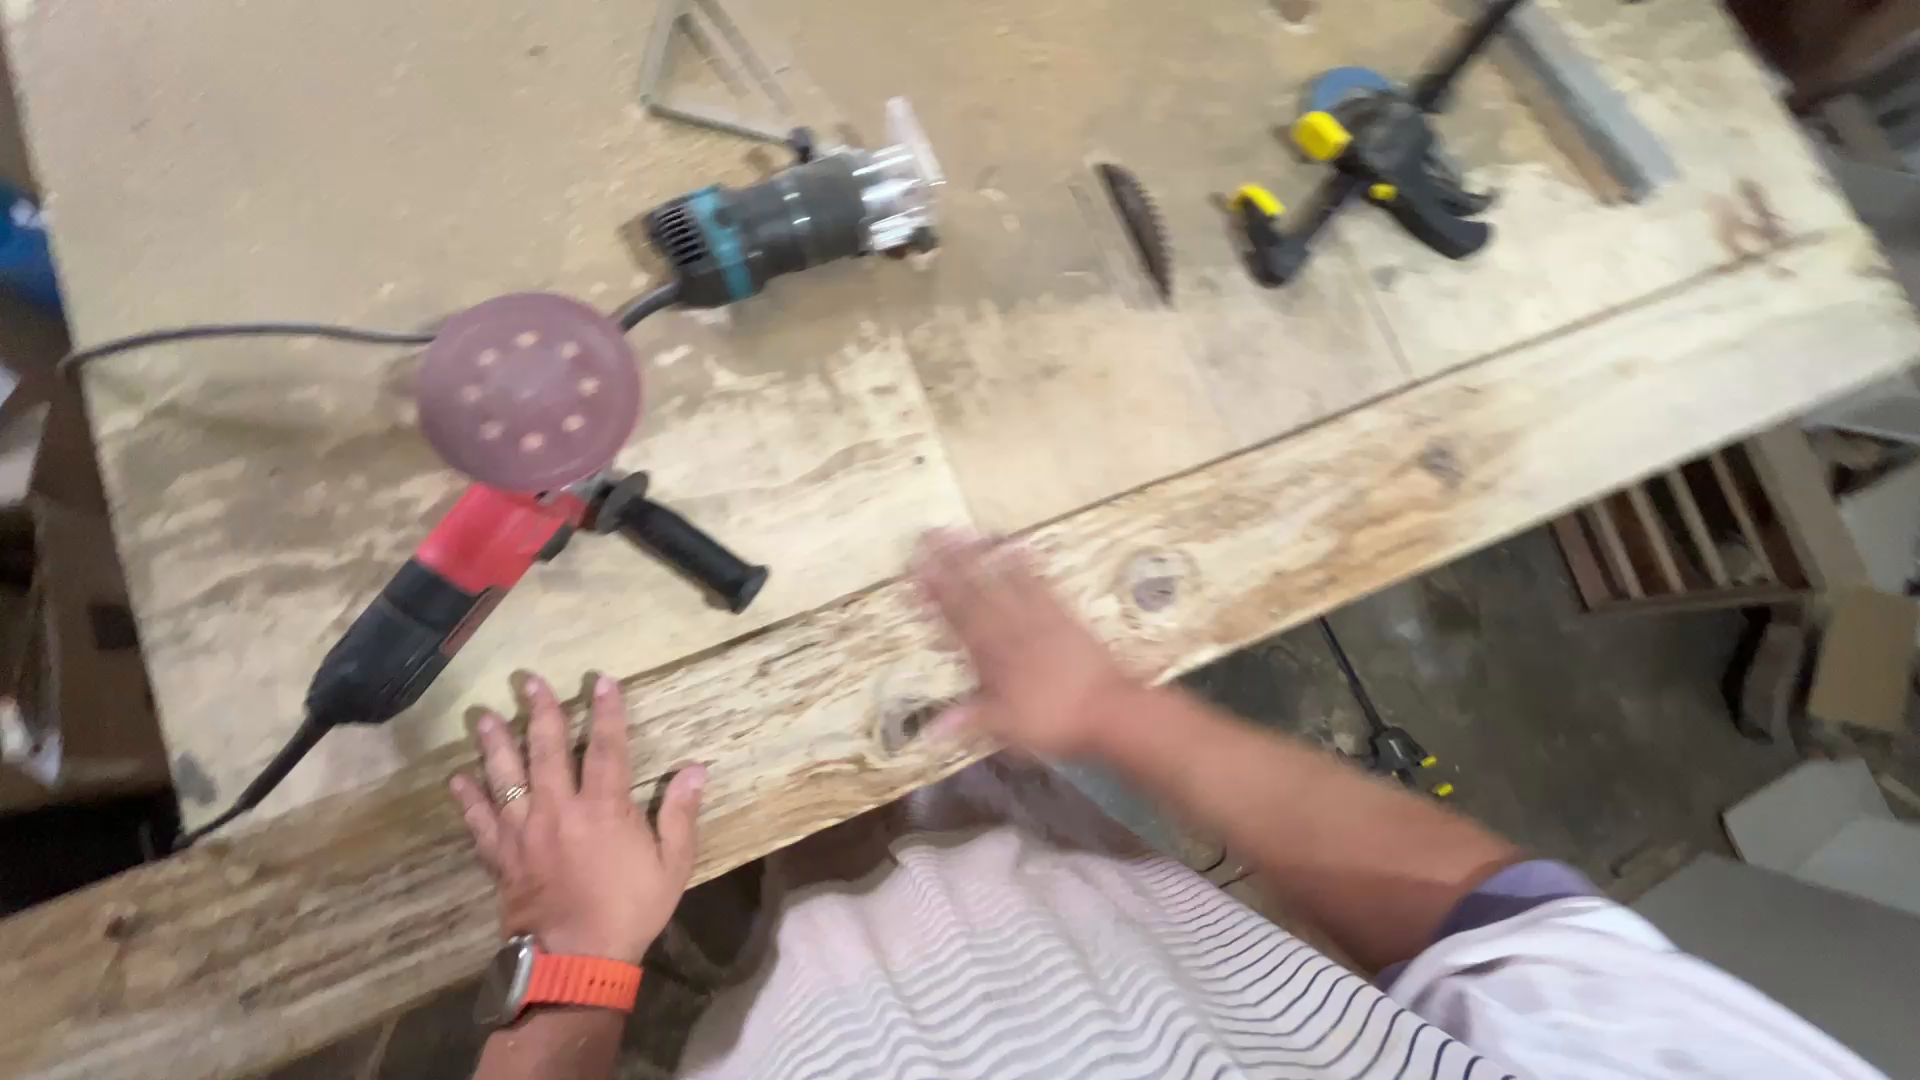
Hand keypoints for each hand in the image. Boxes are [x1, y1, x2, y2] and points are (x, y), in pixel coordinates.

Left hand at [450, 673, 705, 964]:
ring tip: (480, 715)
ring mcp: (525, 834)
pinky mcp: (502, 859)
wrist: (576, 964)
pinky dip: (467, 800)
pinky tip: (456, 778)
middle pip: (545, 751)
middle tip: (528, 681)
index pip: (606, 748)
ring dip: (494, 744)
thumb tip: (696, 769)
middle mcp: (560, 811)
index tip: (601, 680)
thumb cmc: (630, 909)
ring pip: (506, 779)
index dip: (606, 712)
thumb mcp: (672, 864)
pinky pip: (480, 823)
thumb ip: (680, 814)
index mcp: (604, 809)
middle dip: (539, 712)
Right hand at [912, 529, 1142, 757]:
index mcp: (994, 654)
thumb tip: (926, 732)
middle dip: (951, 561)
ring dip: (982, 554)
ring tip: (963, 530)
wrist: (1110, 710)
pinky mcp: (1064, 613)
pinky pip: (1041, 583)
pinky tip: (1017, 544)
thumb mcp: (1006, 727)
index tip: (916, 570)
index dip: (935, 593)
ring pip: (1005, 579)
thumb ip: (967, 720)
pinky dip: (1026, 563)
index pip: (957, 618)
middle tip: (930, 534)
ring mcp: (1040, 616)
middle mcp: (1013, 628)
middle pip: (976, 590)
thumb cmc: (1055, 722)